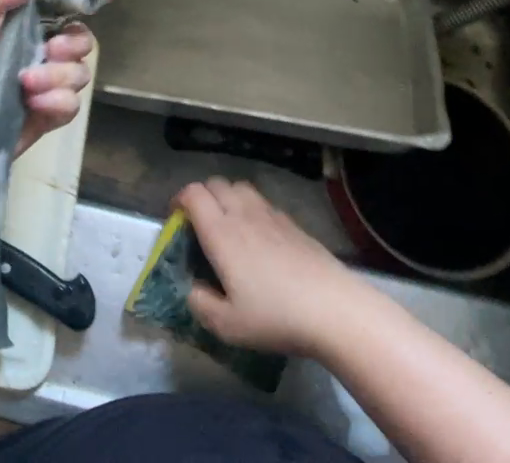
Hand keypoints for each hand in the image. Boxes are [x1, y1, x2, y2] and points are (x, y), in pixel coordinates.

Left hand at [0, 0, 116, 162]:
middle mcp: (36, 51)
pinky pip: (73, 103)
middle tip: (50, 52)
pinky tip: (34, 106)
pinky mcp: (50, 114)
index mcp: (17, 26)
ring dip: (56, 77)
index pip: (57, 5)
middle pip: (79, 38)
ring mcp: (45, 84)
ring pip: (79, 72)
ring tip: (26, 86)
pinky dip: (57, 102)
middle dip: (70, 44)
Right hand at [178, 179, 375, 359]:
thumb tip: (192, 288)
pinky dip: (253, 209)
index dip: (179, 199)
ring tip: (229, 225)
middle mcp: (244, 215)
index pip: (193, 194)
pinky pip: (264, 203)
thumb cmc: (275, 316)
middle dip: (202, 196)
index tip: (175, 219)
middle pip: (217, 183)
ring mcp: (272, 216)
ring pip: (242, 188)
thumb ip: (200, 303)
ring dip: (228, 197)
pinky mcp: (294, 225)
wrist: (334, 309)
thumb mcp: (226, 325)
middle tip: (200, 223)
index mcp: (221, 233)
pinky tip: (260, 238)